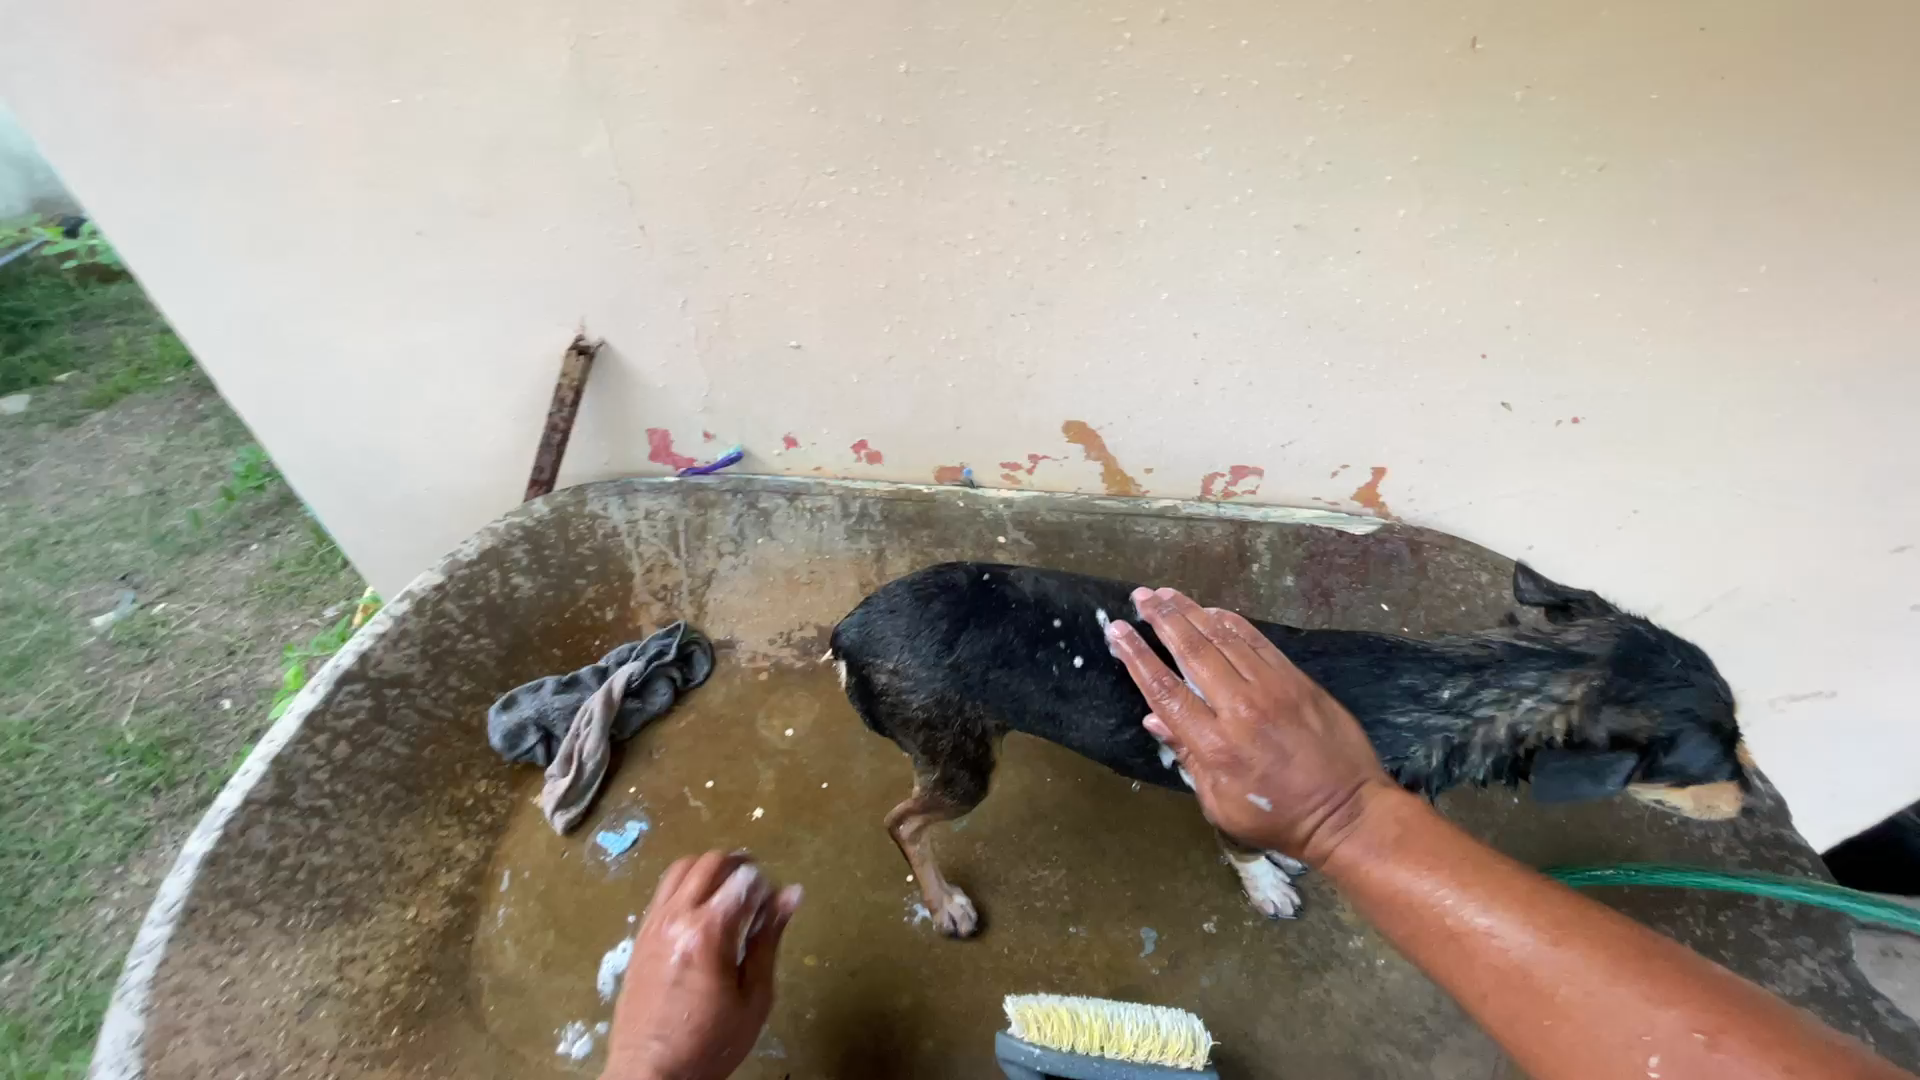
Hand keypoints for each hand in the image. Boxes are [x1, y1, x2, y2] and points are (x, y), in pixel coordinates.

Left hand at [601, 851, 803, 1079]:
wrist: (649, 1078)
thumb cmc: (710, 1044)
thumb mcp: (754, 996)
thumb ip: (769, 938)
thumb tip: (792, 894)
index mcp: (709, 932)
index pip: (744, 879)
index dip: (766, 886)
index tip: (773, 906)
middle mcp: (678, 917)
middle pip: (711, 862)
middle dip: (740, 866)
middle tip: (755, 889)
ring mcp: (654, 924)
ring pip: (683, 867)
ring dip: (710, 869)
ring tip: (727, 892)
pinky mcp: (640, 935)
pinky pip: (664, 890)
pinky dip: (687, 885)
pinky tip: (701, 909)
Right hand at [1106, 587, 1394, 863]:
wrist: (1348, 813)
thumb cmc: (1276, 817)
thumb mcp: (1219, 803)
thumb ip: (1186, 757)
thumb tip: (1154, 720)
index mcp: (1214, 745)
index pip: (1164, 689)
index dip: (1137, 656)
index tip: (1117, 631)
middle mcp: (1239, 708)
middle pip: (1191, 651)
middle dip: (1161, 619)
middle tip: (1140, 596)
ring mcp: (1271, 688)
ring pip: (1222, 638)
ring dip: (1191, 612)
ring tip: (1166, 594)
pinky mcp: (1296, 680)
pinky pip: (1256, 641)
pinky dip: (1230, 621)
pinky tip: (1210, 610)